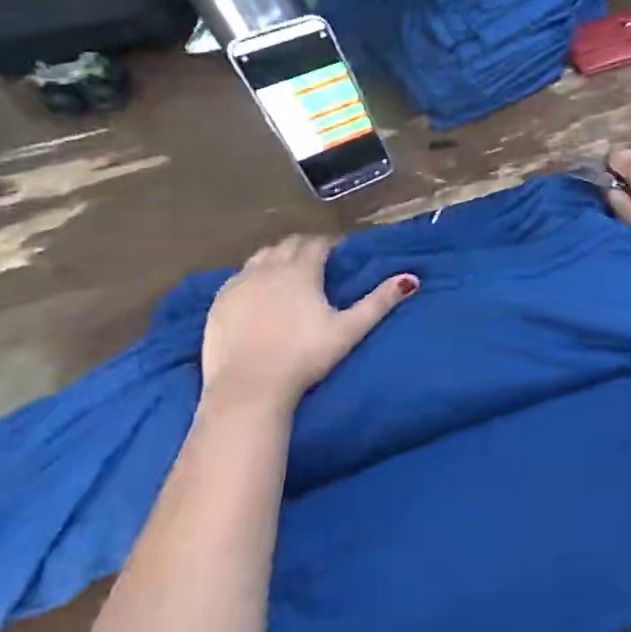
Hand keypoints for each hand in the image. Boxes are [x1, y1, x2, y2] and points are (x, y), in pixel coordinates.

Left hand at [200, 235, 417, 411]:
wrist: (249, 387)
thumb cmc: (305, 356)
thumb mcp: (349, 329)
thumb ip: (380, 301)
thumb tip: (412, 278)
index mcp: (301, 271)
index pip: (317, 244)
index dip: (331, 244)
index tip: (341, 252)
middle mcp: (268, 268)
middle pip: (288, 244)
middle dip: (305, 246)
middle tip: (319, 260)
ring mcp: (239, 284)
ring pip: (261, 256)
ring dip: (278, 257)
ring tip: (290, 272)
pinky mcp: (219, 302)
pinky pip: (238, 276)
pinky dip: (254, 275)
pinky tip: (260, 293)